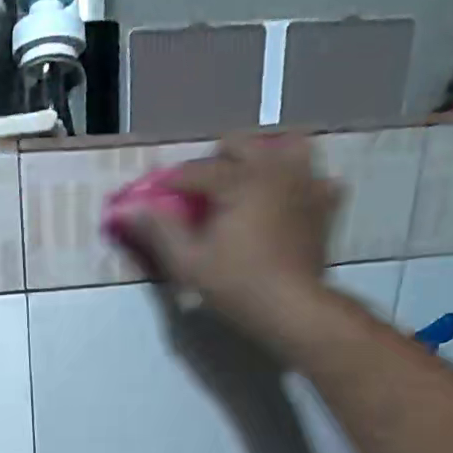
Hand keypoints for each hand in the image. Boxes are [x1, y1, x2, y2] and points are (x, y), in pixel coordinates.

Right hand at [111, 134, 342, 339]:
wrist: (294, 310)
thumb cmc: (238, 287)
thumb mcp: (189, 263)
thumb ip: (159, 231)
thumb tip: (127, 208)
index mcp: (238, 180)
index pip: (196, 170)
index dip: (172, 182)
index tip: (158, 195)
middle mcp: (273, 171)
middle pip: (242, 142)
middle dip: (218, 159)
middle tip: (206, 189)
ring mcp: (305, 185)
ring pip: (289, 146)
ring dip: (268, 156)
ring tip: (253, 181)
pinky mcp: (325, 207)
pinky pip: (321, 179)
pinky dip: (305, 183)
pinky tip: (292, 200)